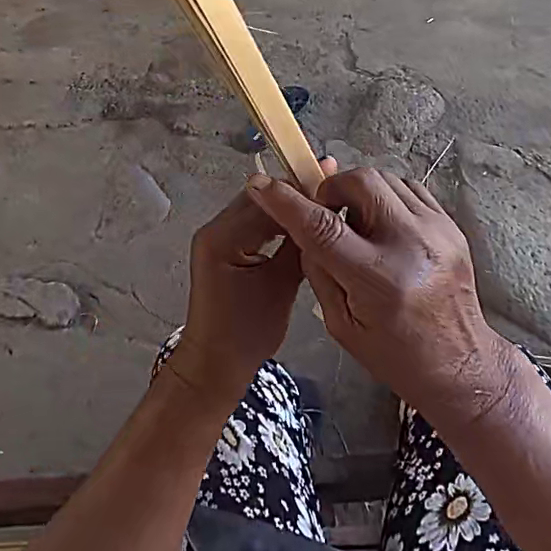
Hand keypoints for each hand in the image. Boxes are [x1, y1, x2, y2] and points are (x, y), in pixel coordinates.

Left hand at [167, 157, 339, 402]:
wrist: (214, 365)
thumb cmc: (246, 334)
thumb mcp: (281, 287)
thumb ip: (300, 246)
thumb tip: (324, 216)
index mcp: (224, 238)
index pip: (270, 201)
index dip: (303, 192)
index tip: (335, 185)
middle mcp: (215, 229)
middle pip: (262, 197)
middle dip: (297, 192)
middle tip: (334, 190)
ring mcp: (216, 236)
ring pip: (259, 206)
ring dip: (288, 204)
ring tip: (324, 203)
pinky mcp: (223, 245)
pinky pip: (254, 221)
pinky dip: (278, 219)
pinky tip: (303, 222)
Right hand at [245, 168, 520, 433]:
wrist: (459, 363)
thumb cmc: (395, 354)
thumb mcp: (341, 323)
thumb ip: (319, 268)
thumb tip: (303, 222)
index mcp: (380, 279)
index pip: (323, 226)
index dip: (287, 202)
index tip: (263, 186)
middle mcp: (412, 245)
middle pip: (361, 181)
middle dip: (333, 188)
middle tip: (326, 212)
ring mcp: (438, 230)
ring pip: (386, 178)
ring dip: (360, 192)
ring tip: (357, 223)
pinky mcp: (451, 224)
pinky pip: (409, 188)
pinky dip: (386, 197)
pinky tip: (382, 225)